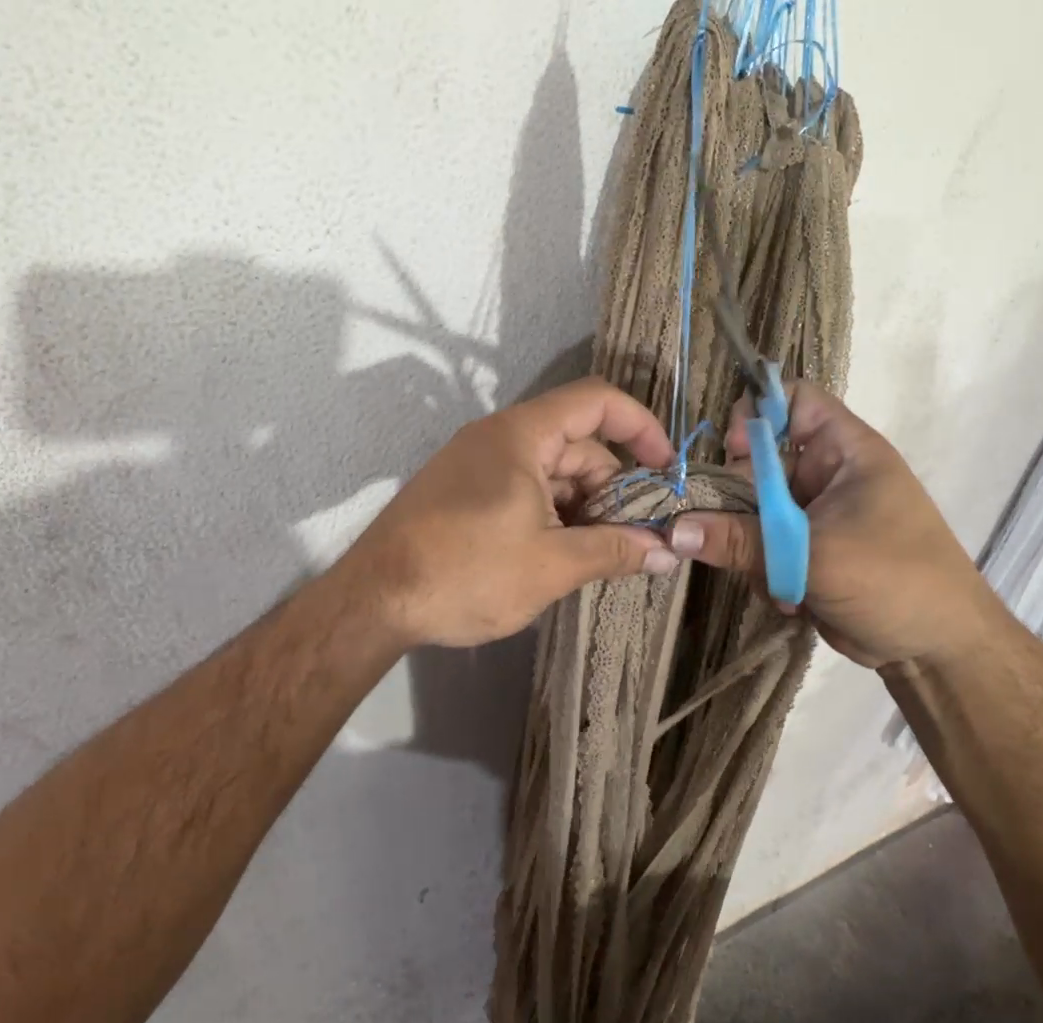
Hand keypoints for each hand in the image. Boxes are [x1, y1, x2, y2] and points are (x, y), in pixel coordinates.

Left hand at [340, 377, 680, 648]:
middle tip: (637, 539)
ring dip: (582, 509)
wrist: (374, 601)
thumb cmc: (466, 573)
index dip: (641, 428)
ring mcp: (475, 466)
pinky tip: (561, 557)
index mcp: (521, 435)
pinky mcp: (462, 494)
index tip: (667, 472)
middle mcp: (497, 439)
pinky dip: (550, 517)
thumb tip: (668, 552)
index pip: (596, 401)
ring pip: (550, 474)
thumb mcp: (550, 564)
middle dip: (613, 488)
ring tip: (602, 557)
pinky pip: (522, 491)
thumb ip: (614, 550)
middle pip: (576, 444)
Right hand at [670, 381, 1001, 667]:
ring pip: (752, 511)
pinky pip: (761, 547)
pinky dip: (763, 571)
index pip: (793, 399)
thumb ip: (739, 540)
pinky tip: (786, 598)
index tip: (730, 452)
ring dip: (750, 546)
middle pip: (758, 462)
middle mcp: (827, 475)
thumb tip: (673, 529)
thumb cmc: (893, 581)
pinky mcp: (805, 552)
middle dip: (738, 500)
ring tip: (771, 578)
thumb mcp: (811, 557)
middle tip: (729, 534)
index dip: (756, 414)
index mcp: (845, 451)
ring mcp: (815, 515)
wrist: (935, 648)